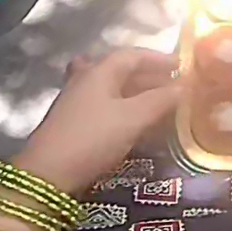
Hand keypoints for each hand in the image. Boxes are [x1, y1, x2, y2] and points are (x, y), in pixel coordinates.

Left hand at [15, 48, 181, 192]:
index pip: (133, 55)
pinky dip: (123, 106)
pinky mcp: (73, 120)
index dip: (159, 59)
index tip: (181, 66)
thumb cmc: (93, 138)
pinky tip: (133, 121)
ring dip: (136, 92)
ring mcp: (76, 100)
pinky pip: (105, 104)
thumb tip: (184, 87)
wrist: (47, 175)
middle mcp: (86, 78)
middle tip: (173, 88)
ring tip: (157, 103)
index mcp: (100, 70)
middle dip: (150, 77)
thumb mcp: (133, 118)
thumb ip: (160, 100)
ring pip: (112, 87)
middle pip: (121, 70)